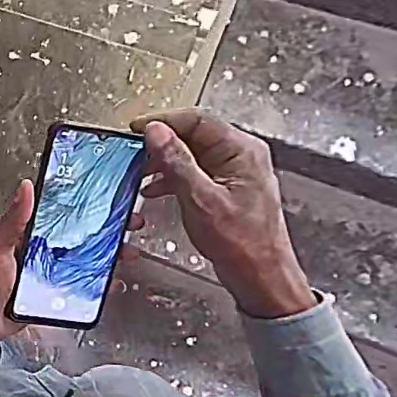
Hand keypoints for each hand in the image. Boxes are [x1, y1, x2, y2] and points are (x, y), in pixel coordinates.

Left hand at [0, 179, 145, 338]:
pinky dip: (99, 284)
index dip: (86, 208)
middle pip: (80, 237)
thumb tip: (26, 188)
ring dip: (110, 256)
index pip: (62, 215)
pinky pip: (80, 286)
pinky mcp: (54, 293)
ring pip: (86, 260)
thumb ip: (12, 220)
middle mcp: (41, 251)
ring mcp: (49, 272)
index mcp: (27, 235)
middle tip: (130, 223)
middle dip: (107, 231)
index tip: (108, 200)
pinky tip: (114, 282)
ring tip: (128, 253)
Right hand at [132, 109, 315, 318]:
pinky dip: (173, 177)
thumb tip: (157, 132)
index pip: (197, 120)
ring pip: (192, 154)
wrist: (261, 276)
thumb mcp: (201, 199)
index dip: (163, 121)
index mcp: (241, 151)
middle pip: (194, 135)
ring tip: (142, 173)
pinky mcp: (225, 189)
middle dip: (162, 143)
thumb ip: (177, 162)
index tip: (136, 129)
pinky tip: (155, 189)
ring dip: (165, 162)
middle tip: (136, 153)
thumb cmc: (242, 243)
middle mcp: (241, 156)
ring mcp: (234, 173)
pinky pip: (194, 172)